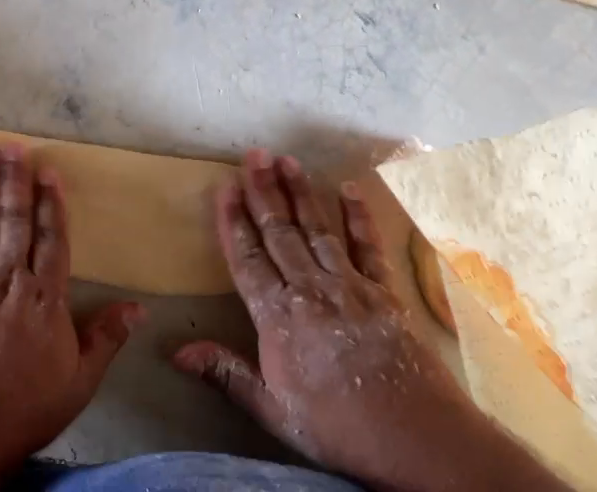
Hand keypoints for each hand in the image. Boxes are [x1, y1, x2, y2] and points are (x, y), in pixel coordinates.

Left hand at [0, 145, 142, 491]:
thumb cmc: (29, 404)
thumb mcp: (80, 378)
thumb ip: (107, 337)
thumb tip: (139, 307)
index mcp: (46, 297)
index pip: (53, 238)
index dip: (52, 202)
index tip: (49, 170)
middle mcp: (10, 279)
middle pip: (15, 220)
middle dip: (15, 181)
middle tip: (14, 147)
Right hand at [174, 150, 573, 491]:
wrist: (421, 441)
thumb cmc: (339, 428)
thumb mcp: (274, 410)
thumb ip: (226, 373)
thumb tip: (176, 352)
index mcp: (277, 317)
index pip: (247, 258)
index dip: (233, 220)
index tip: (224, 186)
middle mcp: (310, 291)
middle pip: (279, 233)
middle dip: (263, 191)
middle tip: (254, 154)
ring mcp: (350, 287)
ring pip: (317, 229)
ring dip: (301, 193)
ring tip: (287, 159)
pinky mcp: (384, 293)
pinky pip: (367, 247)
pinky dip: (358, 217)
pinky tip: (348, 190)